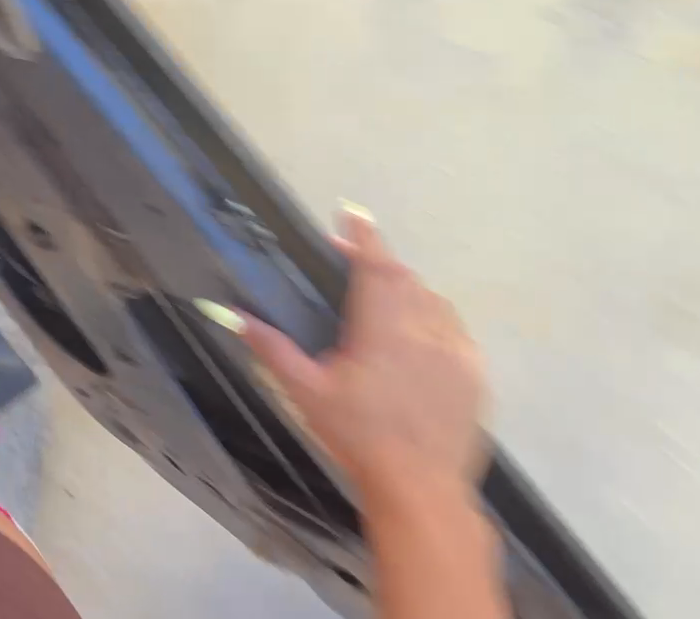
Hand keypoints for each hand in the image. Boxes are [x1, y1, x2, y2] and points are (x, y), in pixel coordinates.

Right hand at [239, 207, 487, 506]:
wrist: (420, 488)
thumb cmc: (356, 433)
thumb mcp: (302, 389)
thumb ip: (267, 345)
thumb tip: (223, 310)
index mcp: (384, 333)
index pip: (377, 270)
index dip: (364, 238)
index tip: (351, 213)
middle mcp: (428, 335)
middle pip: (406, 280)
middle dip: (377, 260)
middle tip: (347, 252)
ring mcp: (459, 357)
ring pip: (435, 302)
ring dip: (405, 286)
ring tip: (379, 289)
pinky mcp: (476, 378)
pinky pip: (454, 329)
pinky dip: (432, 314)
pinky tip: (414, 329)